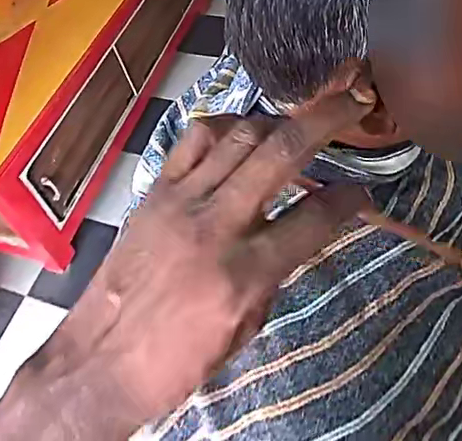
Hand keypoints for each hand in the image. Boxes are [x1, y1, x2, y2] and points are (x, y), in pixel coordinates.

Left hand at [0, 93, 371, 439]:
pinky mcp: (156, 187)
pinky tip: (242, 130)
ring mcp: (182, 198)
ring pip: (240, 134)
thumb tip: (299, 226)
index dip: (348, 199)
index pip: (313, 219)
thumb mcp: (244, 329)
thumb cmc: (177, 358)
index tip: (362, 191)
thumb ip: (275, 270)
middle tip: (353, 101)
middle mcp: (216, 224)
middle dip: (325, 118)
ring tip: (297, 122)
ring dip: (278, 120)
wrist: (99, 360)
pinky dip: (227, 125)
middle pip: (281, 151)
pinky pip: (196, 137)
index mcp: (243, 274)